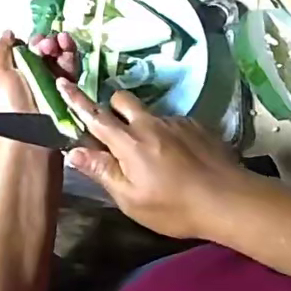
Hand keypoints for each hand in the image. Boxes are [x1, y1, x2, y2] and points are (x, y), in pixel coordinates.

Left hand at [0, 31, 79, 114]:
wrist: (27, 146)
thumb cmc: (7, 110)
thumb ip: (1, 52)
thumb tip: (9, 33)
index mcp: (14, 75)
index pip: (28, 51)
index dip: (34, 42)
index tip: (38, 41)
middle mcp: (33, 81)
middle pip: (46, 55)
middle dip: (49, 44)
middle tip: (50, 45)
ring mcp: (51, 90)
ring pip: (61, 62)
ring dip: (63, 49)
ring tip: (63, 43)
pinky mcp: (68, 99)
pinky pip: (73, 76)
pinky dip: (73, 62)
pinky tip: (69, 55)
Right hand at [55, 79, 252, 239]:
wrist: (228, 199)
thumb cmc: (174, 207)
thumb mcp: (131, 200)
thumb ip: (103, 172)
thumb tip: (75, 151)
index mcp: (129, 143)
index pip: (95, 116)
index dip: (76, 100)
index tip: (62, 82)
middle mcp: (149, 124)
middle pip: (122, 100)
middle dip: (113, 108)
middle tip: (116, 133)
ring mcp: (175, 121)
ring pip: (149, 114)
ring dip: (144, 127)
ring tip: (157, 159)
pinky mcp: (196, 125)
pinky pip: (172, 122)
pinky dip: (168, 135)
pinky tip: (180, 160)